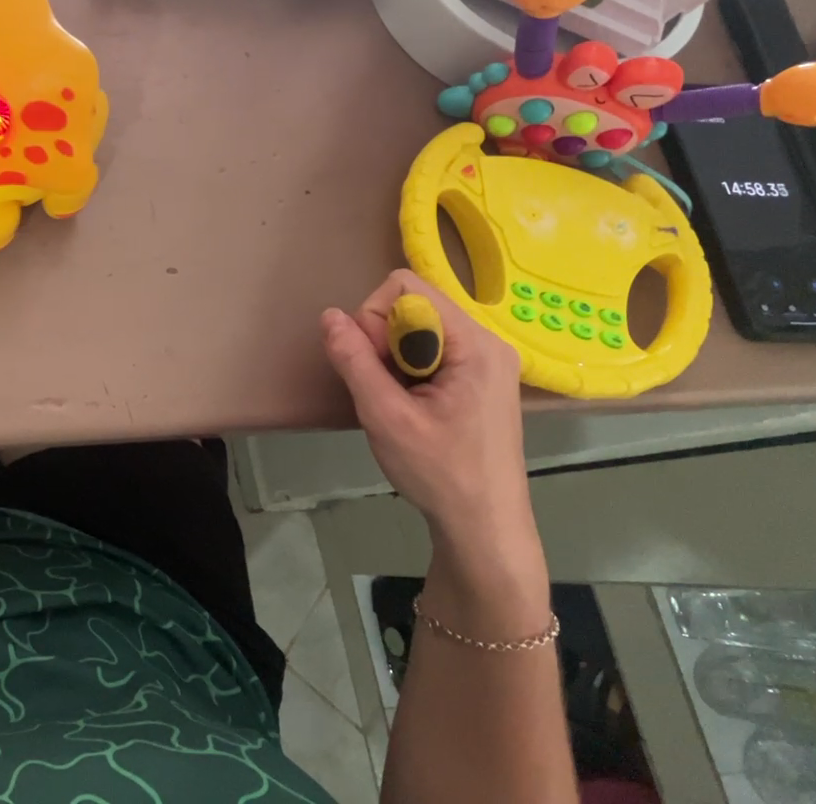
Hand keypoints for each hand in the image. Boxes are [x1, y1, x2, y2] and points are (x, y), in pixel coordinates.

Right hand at [320, 271, 532, 548]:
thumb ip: (355, 361)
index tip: (374, 365)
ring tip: (397, 402)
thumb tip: (328, 316)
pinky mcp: (480, 379)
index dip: (374, 318)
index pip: (406, 288)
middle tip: (383, 390)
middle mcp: (487, 342)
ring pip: (418, 329)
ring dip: (392, 358)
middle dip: (382, 340)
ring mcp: (486, 361)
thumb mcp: (385, 416)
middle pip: (412, 306)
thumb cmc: (439, 473)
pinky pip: (430, 350)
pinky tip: (409, 405)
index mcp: (475, 344)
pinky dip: (407, 370)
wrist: (484, 526)